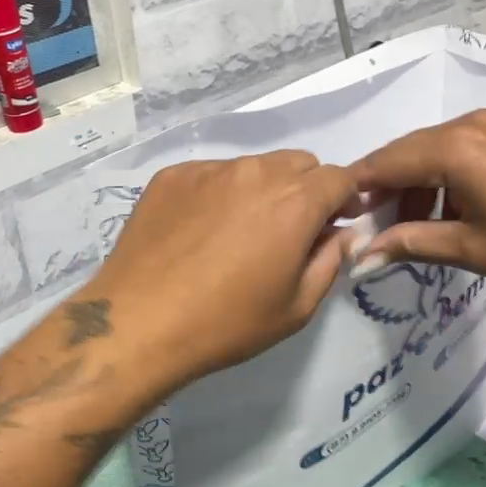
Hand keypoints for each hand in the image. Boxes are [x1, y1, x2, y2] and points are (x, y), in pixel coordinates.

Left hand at [87, 151, 358, 385]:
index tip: (336, 223)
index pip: (339, 178)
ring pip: (253, 166)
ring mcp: (209, 169)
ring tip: (239, 234)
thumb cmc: (227, 323)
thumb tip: (342, 234)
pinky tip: (199, 233)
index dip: (345, 199)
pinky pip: (212, 174)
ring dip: (262, 190)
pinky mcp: (172, 176)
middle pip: (298, 163)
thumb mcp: (297, 307)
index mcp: (295, 202)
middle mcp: (255, 172)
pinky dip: (219, 194)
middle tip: (290, 231)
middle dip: (306, 189)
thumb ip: (330, 261)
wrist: (139, 321)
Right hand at [349, 109, 485, 287]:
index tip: (338, 224)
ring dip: (416, 190)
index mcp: (450, 148)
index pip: (381, 164)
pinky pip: (460, 152)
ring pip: (432, 154)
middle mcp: (466, 125)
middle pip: (404, 154)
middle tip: (375, 236)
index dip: (355, 194)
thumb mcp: (474, 249)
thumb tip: (361, 258)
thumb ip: (412, 245)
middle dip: (385, 194)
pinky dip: (444, 181)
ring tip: (417, 233)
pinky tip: (453, 215)